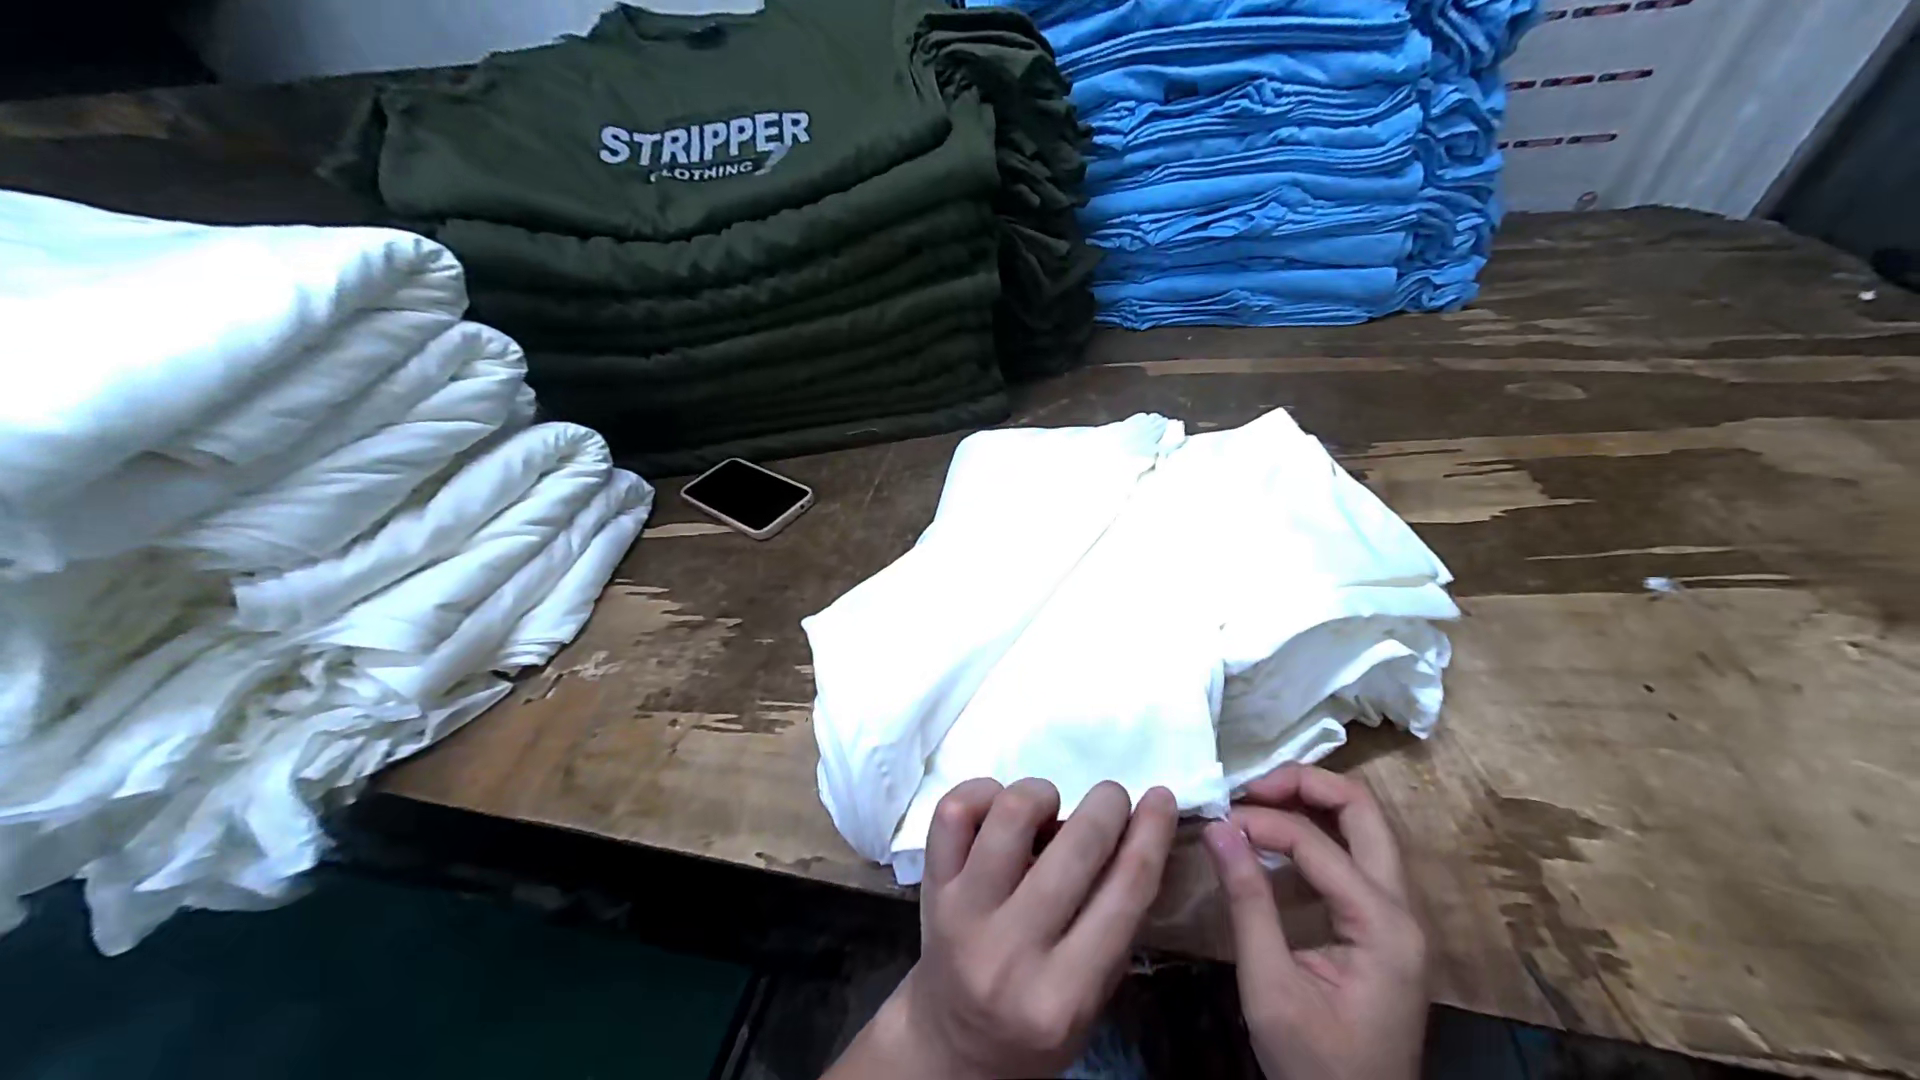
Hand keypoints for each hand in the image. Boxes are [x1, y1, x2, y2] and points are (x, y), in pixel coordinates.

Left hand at [828, 778, 1177, 1079]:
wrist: (952, 1044)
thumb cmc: (1035, 1022)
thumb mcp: (1092, 997)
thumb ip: (1117, 923)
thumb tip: (1138, 830)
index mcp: (1064, 995)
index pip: (1124, 893)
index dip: (1151, 833)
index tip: (1161, 797)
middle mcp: (1011, 952)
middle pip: (1075, 849)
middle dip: (1107, 805)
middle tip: (1111, 798)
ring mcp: (963, 913)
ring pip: (1010, 816)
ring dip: (1042, 794)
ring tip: (1050, 807)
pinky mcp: (931, 885)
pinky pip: (952, 812)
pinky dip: (982, 791)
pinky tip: (1000, 804)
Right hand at [1202, 764, 1428, 1079]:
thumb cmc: (1316, 1064)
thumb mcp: (1271, 987)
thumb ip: (1248, 903)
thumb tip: (1218, 828)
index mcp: (1382, 925)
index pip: (1315, 842)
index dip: (1260, 821)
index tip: (1214, 824)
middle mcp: (1402, 908)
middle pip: (1363, 811)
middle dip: (1303, 783)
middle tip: (1249, 787)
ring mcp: (1399, 915)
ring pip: (1364, 825)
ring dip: (1311, 800)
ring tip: (1257, 800)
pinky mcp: (1384, 924)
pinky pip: (1356, 852)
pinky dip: (1316, 828)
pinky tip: (1277, 836)